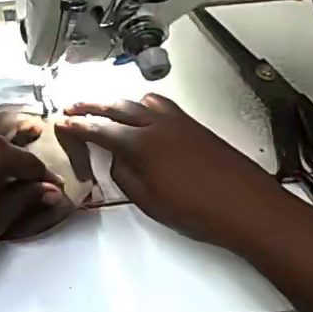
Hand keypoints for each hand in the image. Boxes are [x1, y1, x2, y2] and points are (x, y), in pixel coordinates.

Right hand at [58, 94, 281, 250]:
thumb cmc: (199, 210)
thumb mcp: (148, 200)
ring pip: (140, 101)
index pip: (100, 129)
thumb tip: (116, 159)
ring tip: (106, 109)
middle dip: (91, 106)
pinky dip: (143, 105)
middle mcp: (157, 124)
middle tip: (73, 107)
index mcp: (141, 143)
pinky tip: (144, 115)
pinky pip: (161, 104)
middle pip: (116, 107)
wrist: (249, 208)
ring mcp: (178, 121)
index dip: (78, 126)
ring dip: (118, 102)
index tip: (63, 123)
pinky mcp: (194, 125)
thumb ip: (124, 175)